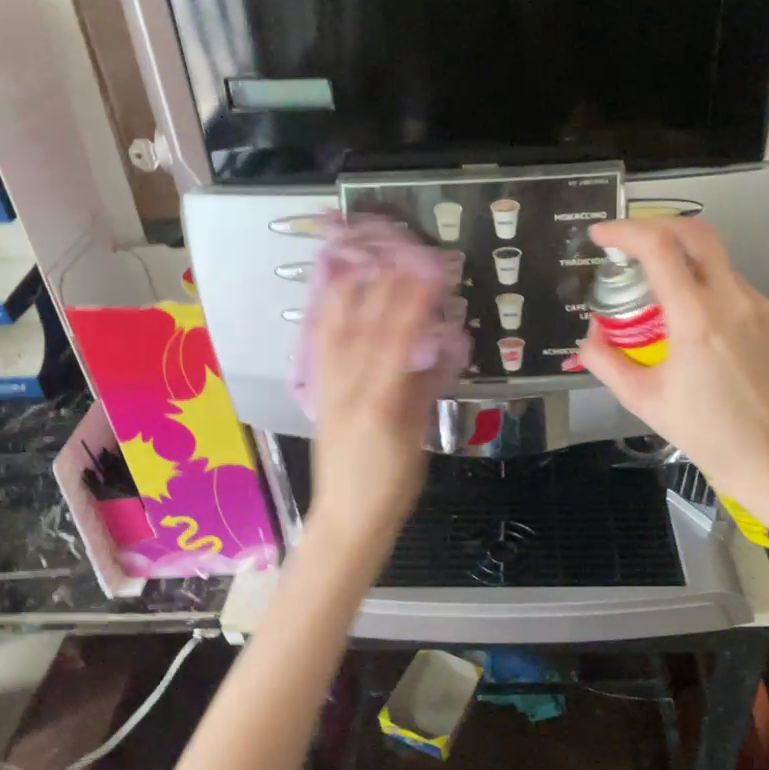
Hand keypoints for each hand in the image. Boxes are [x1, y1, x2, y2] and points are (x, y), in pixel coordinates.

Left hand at [305, 266, 439, 575]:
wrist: (348, 519)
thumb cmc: (389, 484)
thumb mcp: (416, 437)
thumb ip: (427, 387)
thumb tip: (449, 344)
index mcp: (379, 398)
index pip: (398, 335)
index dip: (414, 297)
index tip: (430, 266)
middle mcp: (348, 385)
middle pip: (366, 322)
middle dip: (385, 282)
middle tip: (403, 250)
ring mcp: (328, 386)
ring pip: (337, 327)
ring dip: (352, 288)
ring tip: (364, 256)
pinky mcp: (319, 391)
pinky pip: (322, 344)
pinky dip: (328, 313)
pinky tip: (335, 294)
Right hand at [579, 219, 768, 520]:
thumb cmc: (703, 433)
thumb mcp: (642, 399)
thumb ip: (605, 360)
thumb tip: (587, 335)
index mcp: (697, 320)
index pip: (659, 247)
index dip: (625, 231)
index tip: (601, 236)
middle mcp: (733, 301)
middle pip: (696, 232)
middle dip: (656, 226)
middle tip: (629, 243)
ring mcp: (761, 306)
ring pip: (716, 261)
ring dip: (682, 263)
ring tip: (658, 293)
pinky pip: (734, 287)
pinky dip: (707, 289)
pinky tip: (695, 323)